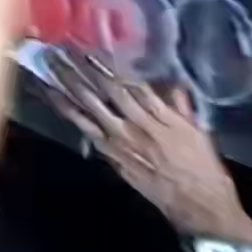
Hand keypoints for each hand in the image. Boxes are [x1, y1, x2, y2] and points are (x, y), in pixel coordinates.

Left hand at [45, 55, 251, 241]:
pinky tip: (47, 89)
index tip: (91, 46)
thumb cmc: (203, 170)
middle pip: (107, 87)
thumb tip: (174, 81)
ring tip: (49, 59)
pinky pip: (79, 121)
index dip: (110, 64)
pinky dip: (62, 104)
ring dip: (67, 78)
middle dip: (84, 65)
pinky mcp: (106, 148)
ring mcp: (120, 135)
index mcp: (166, 118)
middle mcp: (140, 123)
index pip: (133, 84)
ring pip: (88, 100)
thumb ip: (181, 106)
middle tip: (63, 45)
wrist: (200, 206)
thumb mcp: (198, 135)